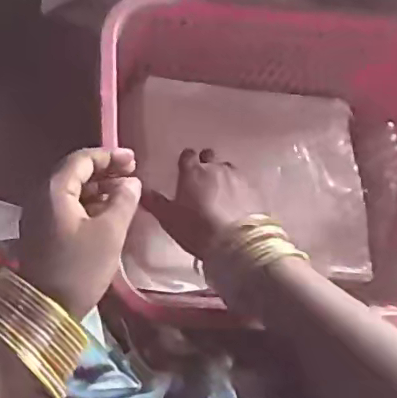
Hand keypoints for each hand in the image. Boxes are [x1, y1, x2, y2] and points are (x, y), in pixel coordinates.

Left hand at [17, 148, 142, 317]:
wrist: (47, 308)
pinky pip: (65, 208)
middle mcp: (40, 197)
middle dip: (104, 171)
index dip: (109, 156)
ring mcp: (37, 215)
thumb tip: (131, 182)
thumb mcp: (110, 233)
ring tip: (124, 194)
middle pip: (73, 173)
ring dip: (97, 189)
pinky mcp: (40, 232)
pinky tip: (106, 213)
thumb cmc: (80, 268)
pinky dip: (87, 205)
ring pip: (70, 191)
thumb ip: (124, 201)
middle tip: (131, 175)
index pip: (81, 160)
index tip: (133, 161)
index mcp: (53, 191)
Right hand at [141, 148, 267, 260]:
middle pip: (209, 157)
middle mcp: (216, 168)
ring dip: (223, 177)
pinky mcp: (254, 190)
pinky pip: (243, 184)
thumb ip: (155, 203)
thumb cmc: (197, 228)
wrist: (237, 241)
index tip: (184, 170)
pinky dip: (238, 190)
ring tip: (219, 195)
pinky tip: (235, 205)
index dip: (186, 161)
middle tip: (201, 182)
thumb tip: (142, 190)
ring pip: (228, 169)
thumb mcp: (169, 219)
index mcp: (192, 172)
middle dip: (205, 165)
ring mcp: (237, 177)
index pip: (187, 155)